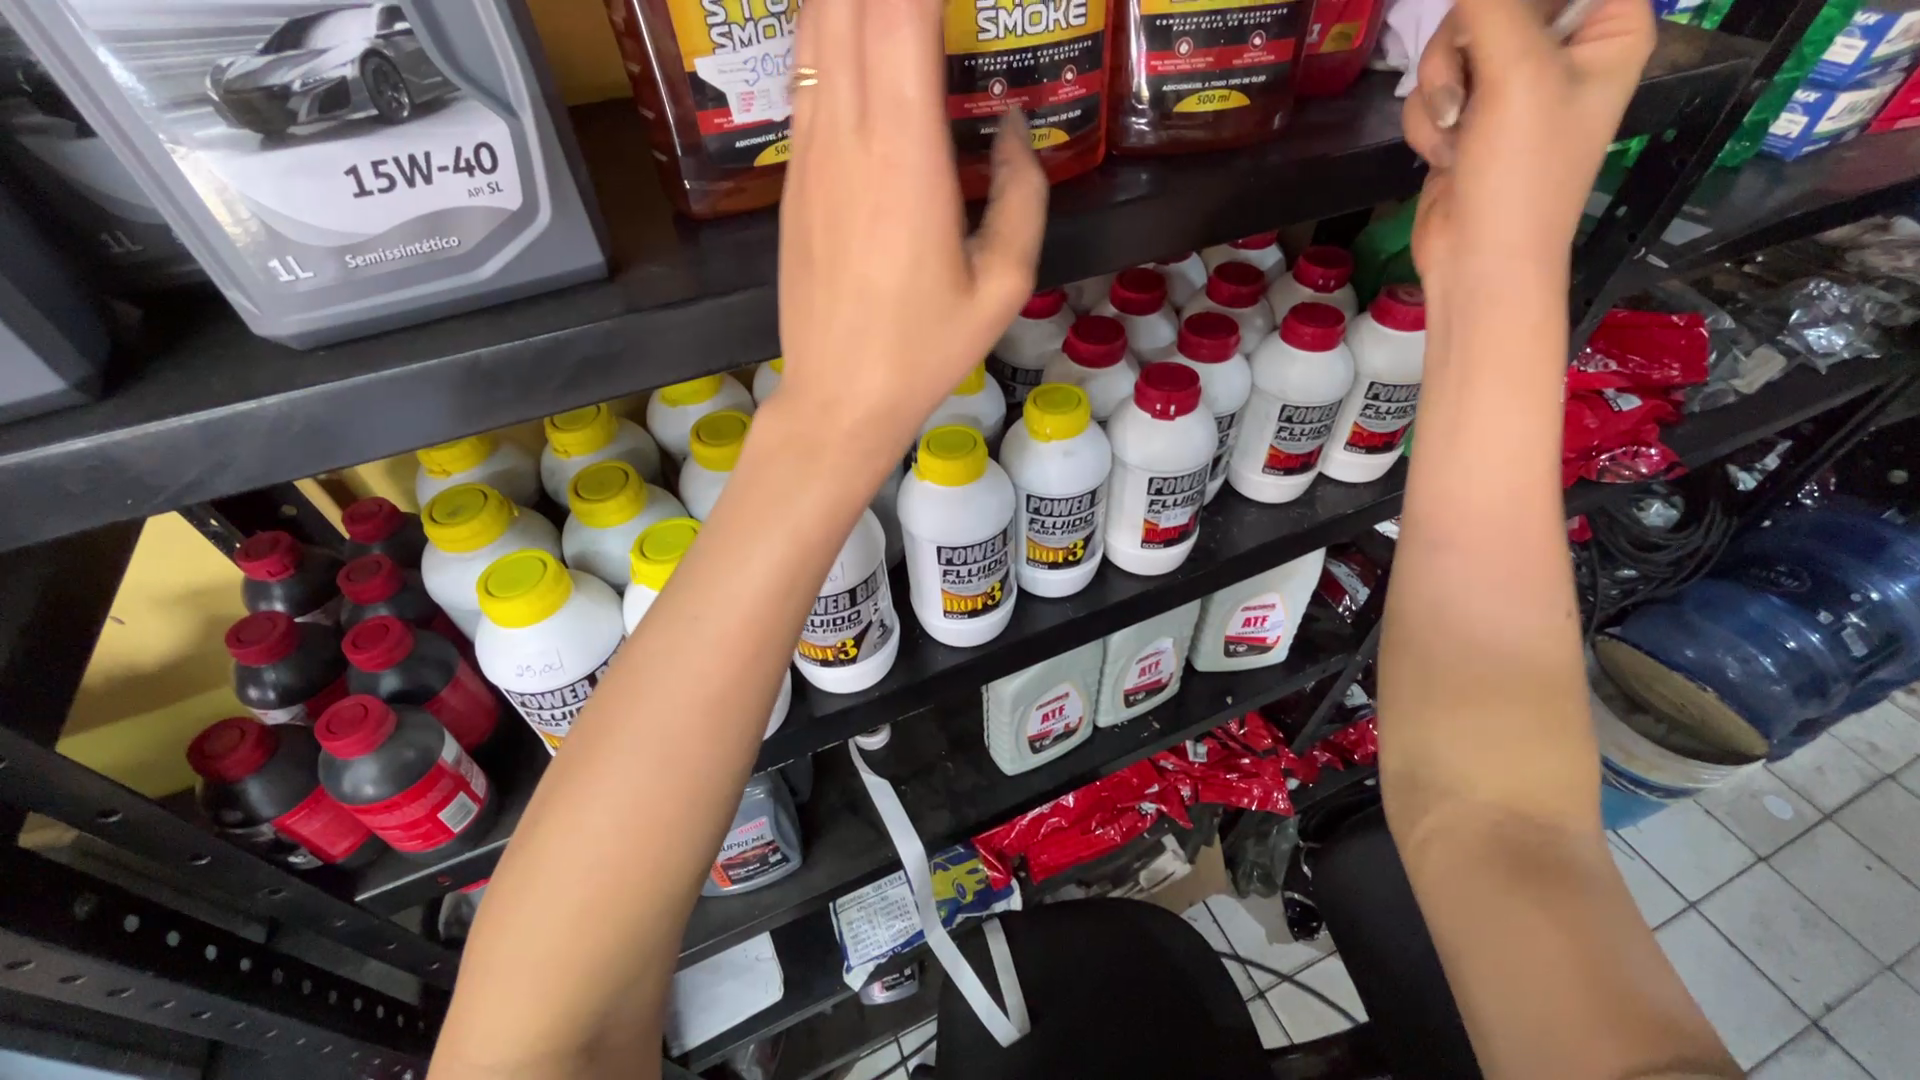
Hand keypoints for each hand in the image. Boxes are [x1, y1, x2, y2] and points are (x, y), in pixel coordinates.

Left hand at [774, 0, 1047, 469]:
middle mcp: (846, 132)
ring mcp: (809, 149)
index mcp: (905, 153)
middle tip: (928, 0)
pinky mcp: (792, 173)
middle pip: (850, 3)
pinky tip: (854, 26)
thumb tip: (1014, 128)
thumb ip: (1021, 196)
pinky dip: (829, 26)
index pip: (902, 12)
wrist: (838, 397)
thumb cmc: (924, 350)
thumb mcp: (1002, 286)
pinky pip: (805, 71)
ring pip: (816, 23)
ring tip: (896, 10)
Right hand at [1402, 0, 1654, 289]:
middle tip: (1463, 91)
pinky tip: (1445, 155)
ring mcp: (1510, 86)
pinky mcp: (1468, 119)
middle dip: (1461, 47)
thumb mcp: (1515, 74)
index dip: (1510, 2)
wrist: (1479, 260)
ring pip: (1452, 47)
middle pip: (1493, 4)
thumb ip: (1490, 8)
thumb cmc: (1520, 172)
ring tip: (1455, 134)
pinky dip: (1429, 123)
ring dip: (1440, 90)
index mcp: (1608, 26)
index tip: (1484, 36)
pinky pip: (1433, 90)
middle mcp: (1561, 49)